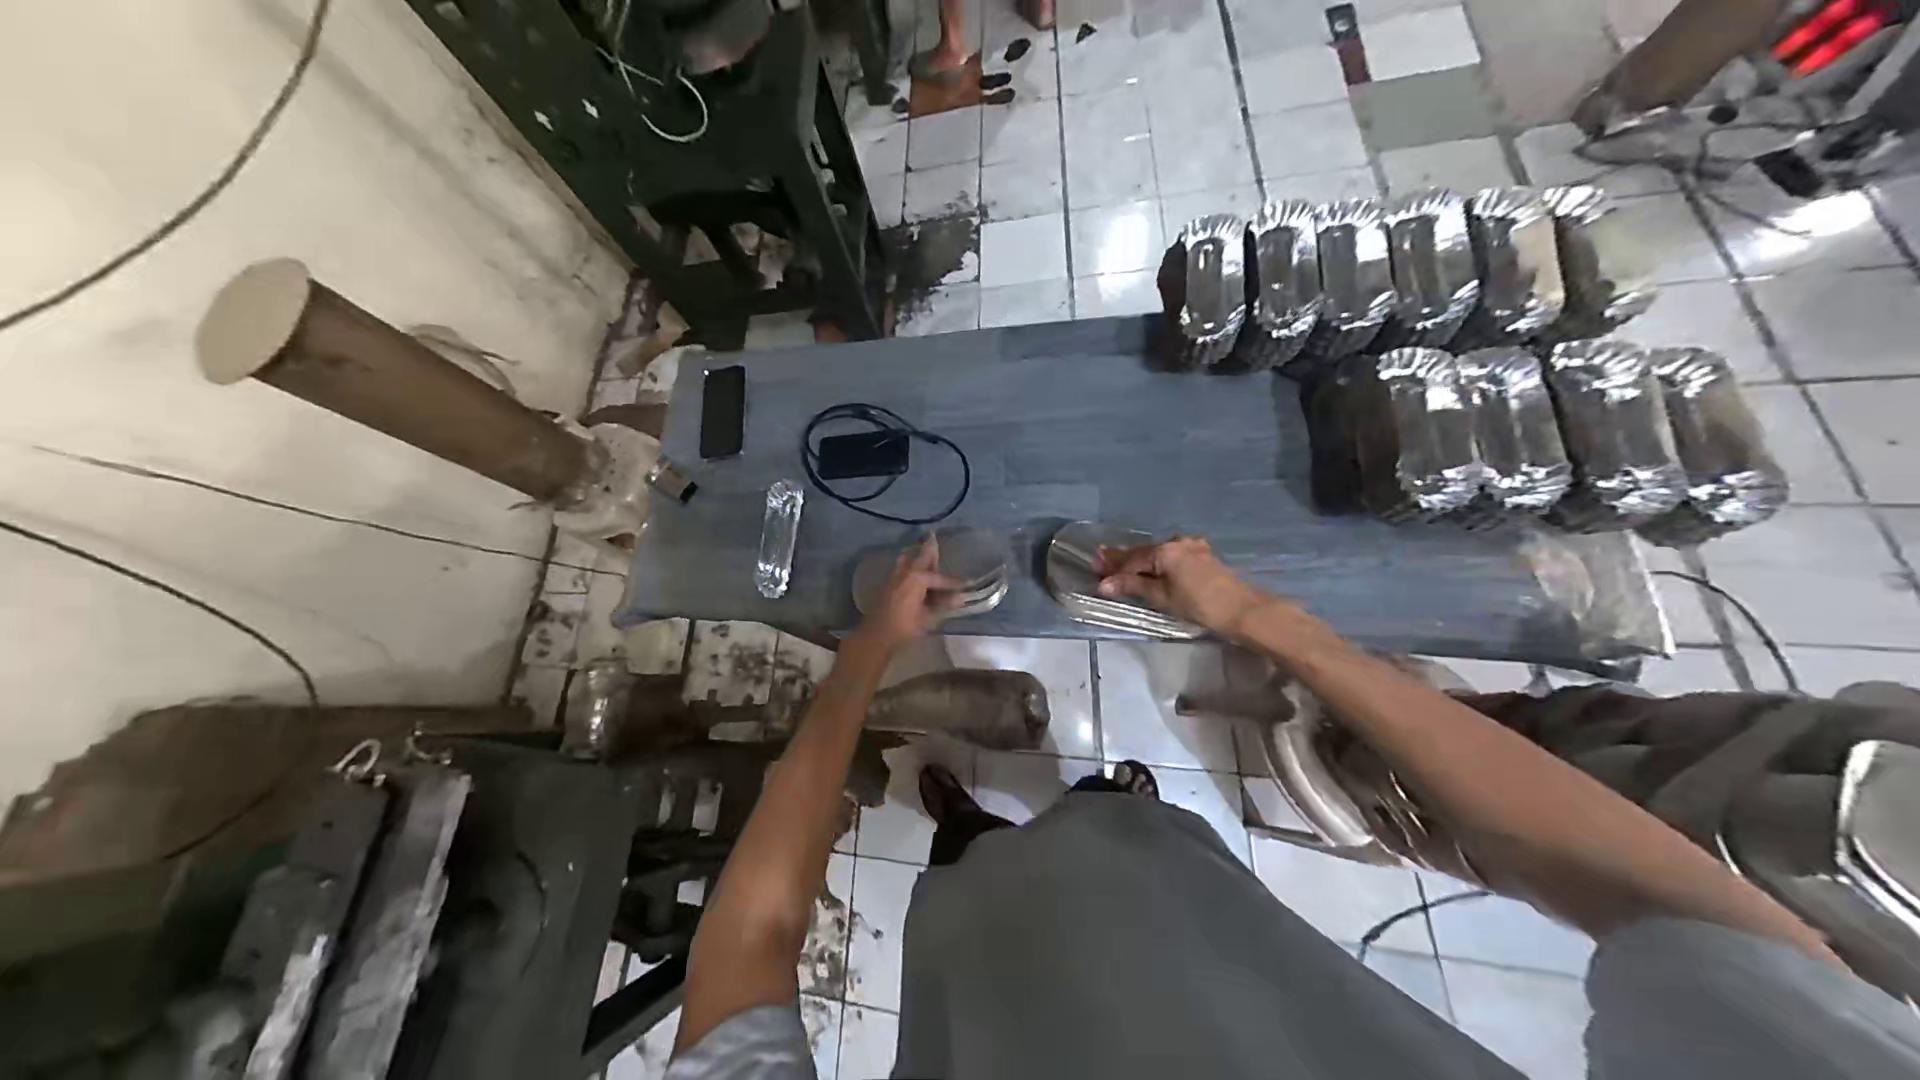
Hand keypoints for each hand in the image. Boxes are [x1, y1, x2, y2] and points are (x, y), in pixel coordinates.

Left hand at [853, 535, 960, 652]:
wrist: (878, 633)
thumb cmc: (905, 625)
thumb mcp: (928, 616)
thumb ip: (943, 605)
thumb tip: (960, 599)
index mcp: (919, 578)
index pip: (941, 578)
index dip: (954, 582)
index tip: (967, 583)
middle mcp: (907, 572)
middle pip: (921, 557)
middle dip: (929, 547)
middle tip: (932, 533)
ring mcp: (896, 577)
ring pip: (907, 559)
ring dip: (915, 553)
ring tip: (920, 546)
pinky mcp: (889, 584)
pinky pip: (901, 567)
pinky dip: (908, 563)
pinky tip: (910, 566)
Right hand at [1094, 536, 1282, 637]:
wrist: (1242, 610)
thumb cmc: (1198, 604)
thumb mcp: (1161, 597)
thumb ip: (1132, 586)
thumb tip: (1104, 584)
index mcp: (1165, 549)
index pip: (1131, 558)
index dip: (1112, 565)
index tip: (1095, 566)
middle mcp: (1177, 542)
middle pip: (1144, 552)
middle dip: (1124, 560)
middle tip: (1102, 563)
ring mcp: (1193, 547)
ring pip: (1159, 554)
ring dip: (1141, 561)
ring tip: (1123, 568)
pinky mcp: (1203, 556)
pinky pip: (1172, 556)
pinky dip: (1158, 563)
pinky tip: (1151, 568)